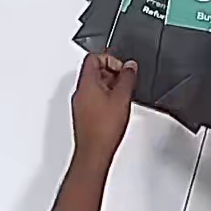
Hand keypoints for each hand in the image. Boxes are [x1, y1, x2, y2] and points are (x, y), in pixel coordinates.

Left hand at [71, 51, 136, 169]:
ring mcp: (80, 104)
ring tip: (123, 95)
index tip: (122, 68)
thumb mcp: (123, 96)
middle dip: (112, 72)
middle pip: (93, 70)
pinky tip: (116, 107)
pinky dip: (106, 97)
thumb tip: (130, 66)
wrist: (94, 153)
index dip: (110, 59)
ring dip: (110, 85)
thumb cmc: (104, 128)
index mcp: (87, 83)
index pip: (93, 58)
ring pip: (94, 85)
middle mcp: (80, 92)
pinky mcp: (83, 115)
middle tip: (125, 80)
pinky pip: (93, 98)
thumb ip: (127, 77)